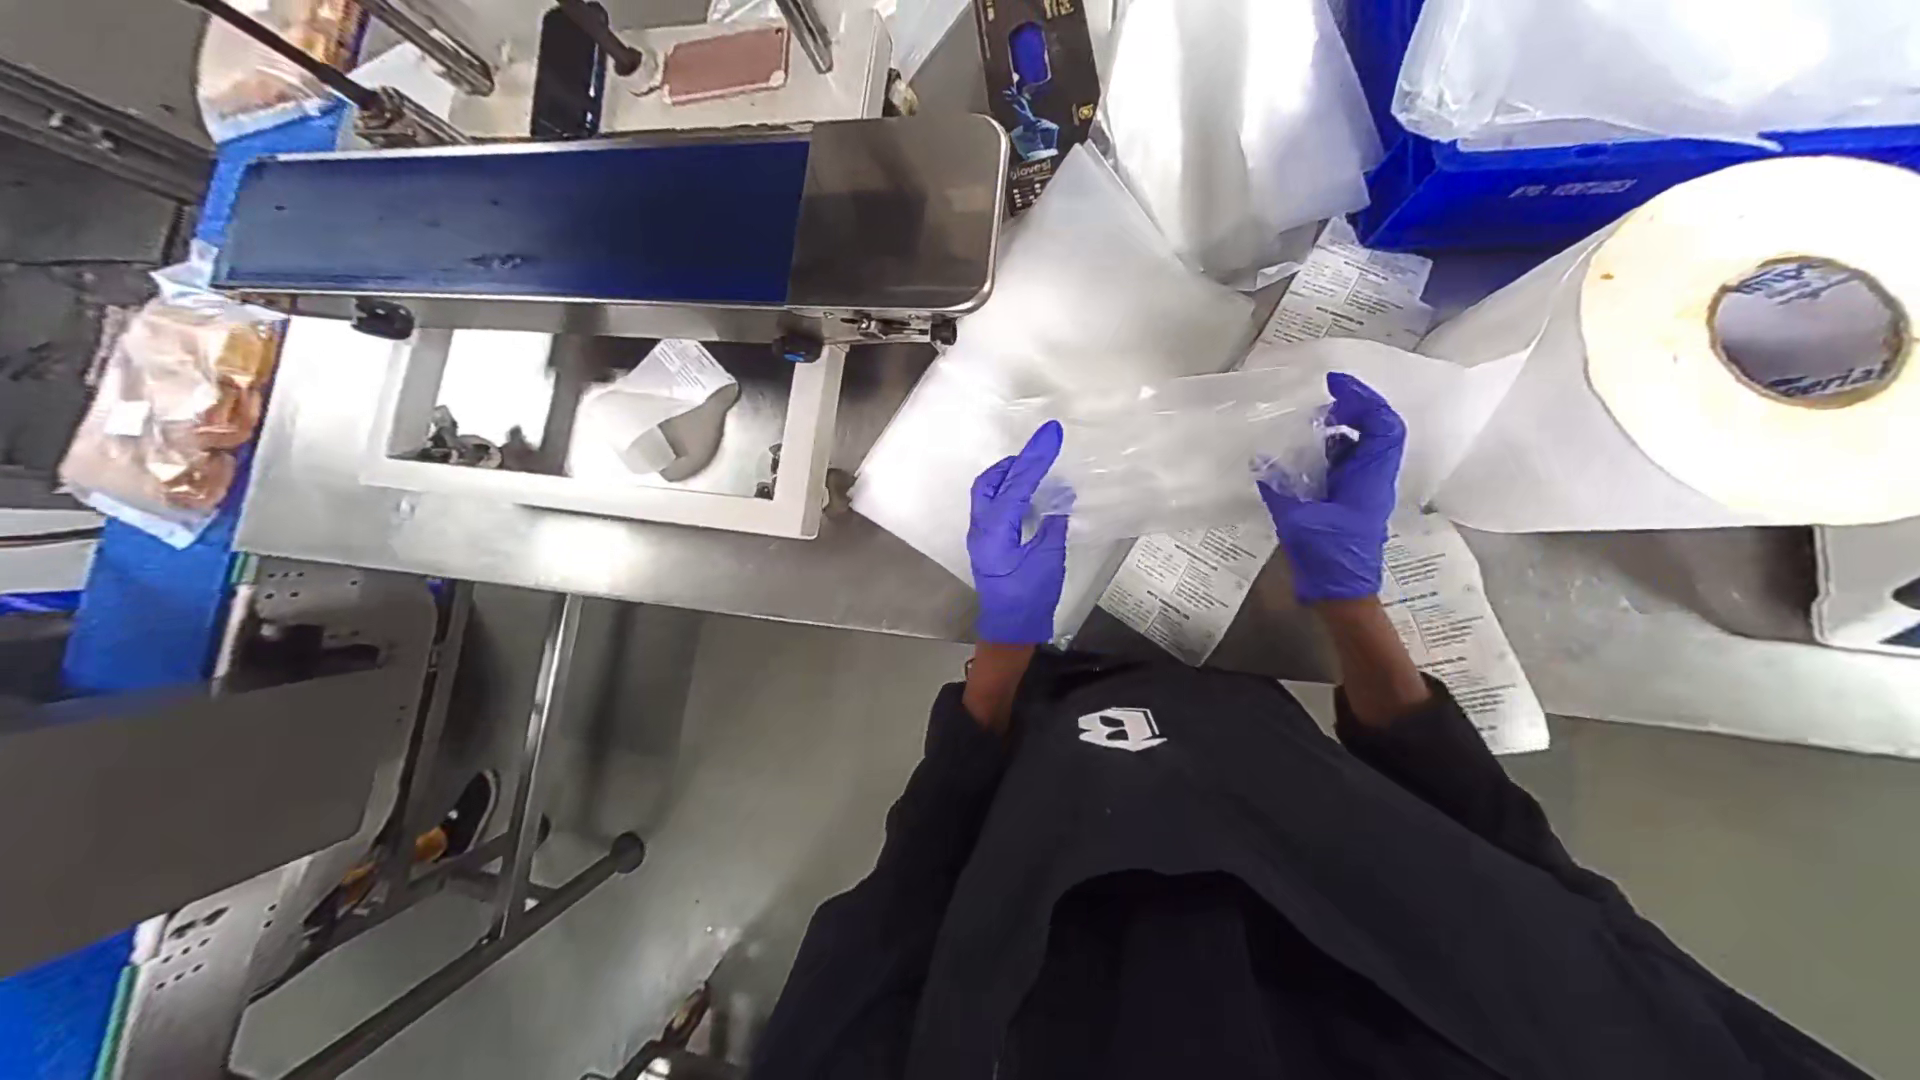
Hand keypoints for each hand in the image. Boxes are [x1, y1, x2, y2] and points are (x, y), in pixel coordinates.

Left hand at [968, 421, 1068, 644]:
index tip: (1051, 432)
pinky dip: (1010, 494)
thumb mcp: (1048, 559)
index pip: (1016, 483)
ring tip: (1037, 471)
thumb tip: (1057, 501)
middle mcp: (981, 527)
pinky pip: (994, 508)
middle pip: (990, 482)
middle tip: (1040, 453)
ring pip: (988, 494)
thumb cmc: (1030, 597)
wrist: (1011, 628)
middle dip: (1014, 464)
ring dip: (1010, 478)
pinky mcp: (987, 544)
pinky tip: (1030, 497)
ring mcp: (981, 536)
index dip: (1035, 456)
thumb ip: (1051, 525)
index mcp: (995, 529)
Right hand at [1260, 373, 1405, 604]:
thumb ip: (1279, 487)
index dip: (1363, 399)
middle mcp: (1373, 479)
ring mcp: (1364, 491)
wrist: (1341, 593)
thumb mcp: (1297, 519)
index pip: (1381, 426)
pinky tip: (1303, 455)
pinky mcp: (1351, 503)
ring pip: (1362, 448)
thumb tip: (1262, 460)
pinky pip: (1347, 466)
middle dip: (1353, 409)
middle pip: (1375, 432)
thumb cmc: (1328, 557)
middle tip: (1321, 399)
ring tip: (1309, 422)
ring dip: (1340, 431)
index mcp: (1369, 479)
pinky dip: (1330, 453)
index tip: (1335, 385)